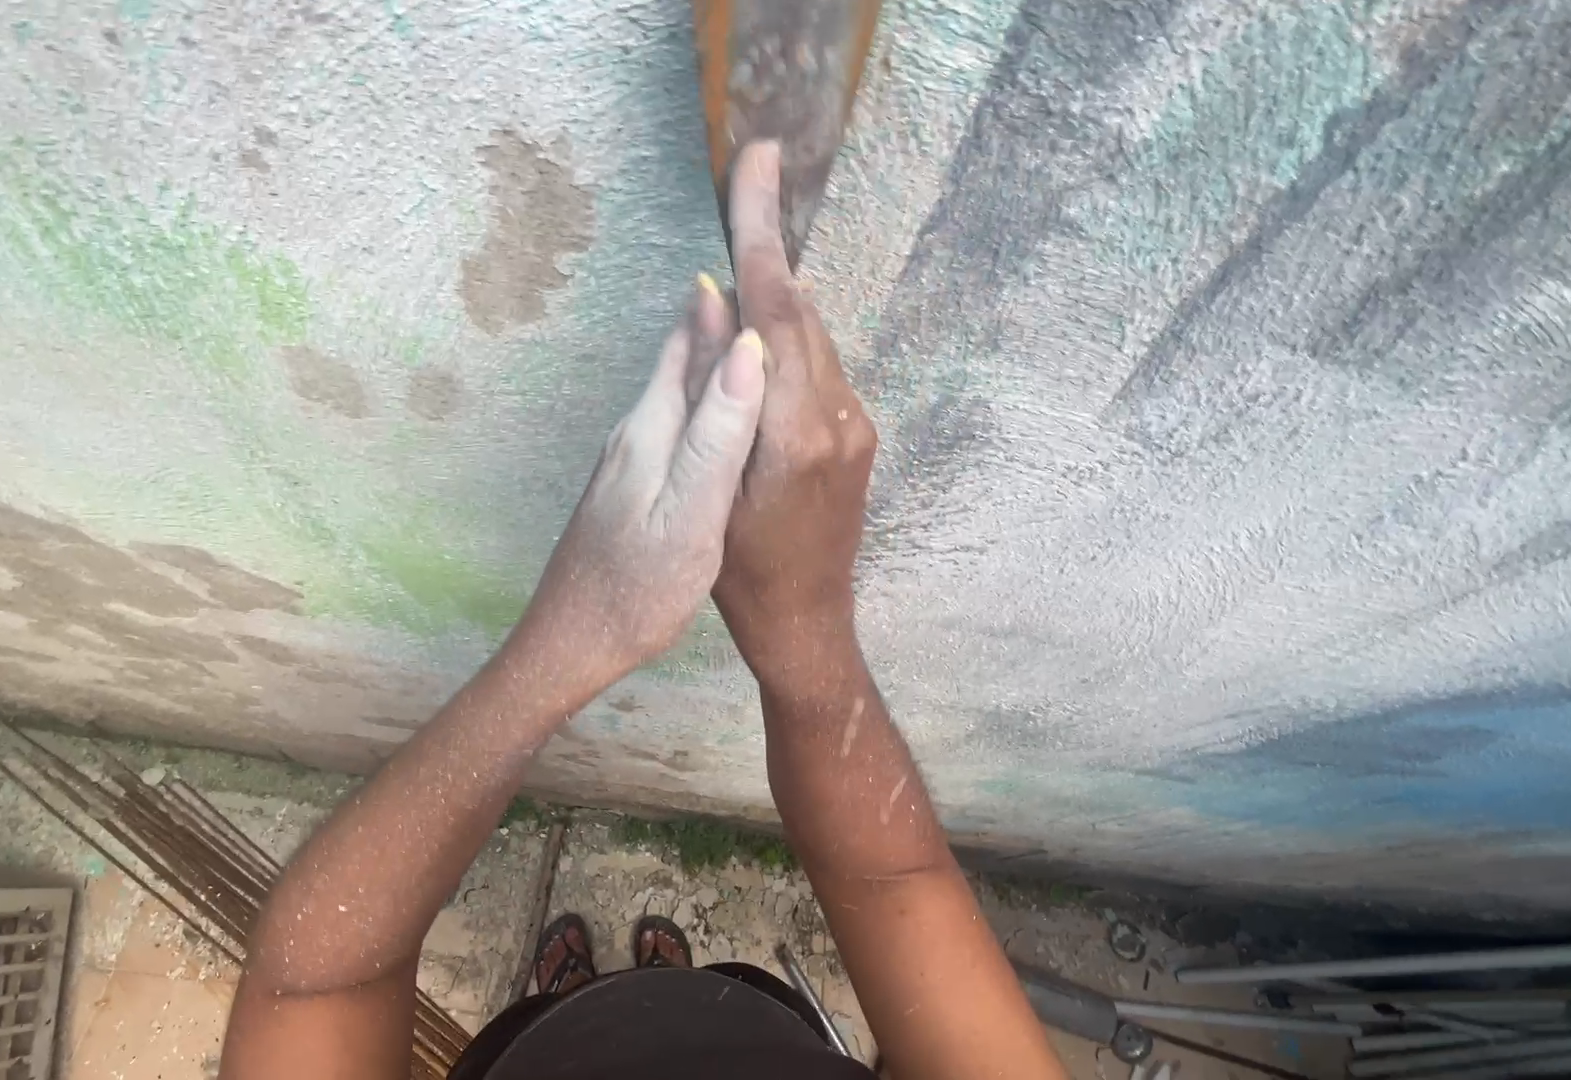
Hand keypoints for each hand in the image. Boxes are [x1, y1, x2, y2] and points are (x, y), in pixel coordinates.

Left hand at [514, 288, 766, 689]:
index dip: (723, 304)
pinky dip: (705, 402)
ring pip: (677, 391)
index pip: (690, 345)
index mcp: (652, 429)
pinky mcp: (632, 485)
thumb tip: (747, 350)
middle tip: (763, 284)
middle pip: (680, 361)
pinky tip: (723, 412)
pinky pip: (675, 423)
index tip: (758, 260)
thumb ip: (717, 434)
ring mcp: (630, 459)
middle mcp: (636, 432)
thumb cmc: (638, 588)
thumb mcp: (690, 513)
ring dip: (713, 359)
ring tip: (756, 336)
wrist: (575, 641)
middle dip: (719, 321)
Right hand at [710, 141, 878, 681]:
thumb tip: (713, 308)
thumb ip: (718, 398)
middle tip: (754, 173)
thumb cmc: (741, 571)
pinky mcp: (859, 437)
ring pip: (814, 338)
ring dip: (779, 292)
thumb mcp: (712, 487)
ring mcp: (857, 428)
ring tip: (750, 238)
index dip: (761, 235)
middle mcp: (840, 419)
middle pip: (801, 314)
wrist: (806, 621)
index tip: (757, 165)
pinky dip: (791, 336)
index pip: (777, 315)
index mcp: (798, 434)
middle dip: (772, 245)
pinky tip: (767, 329)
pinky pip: (821, 368)